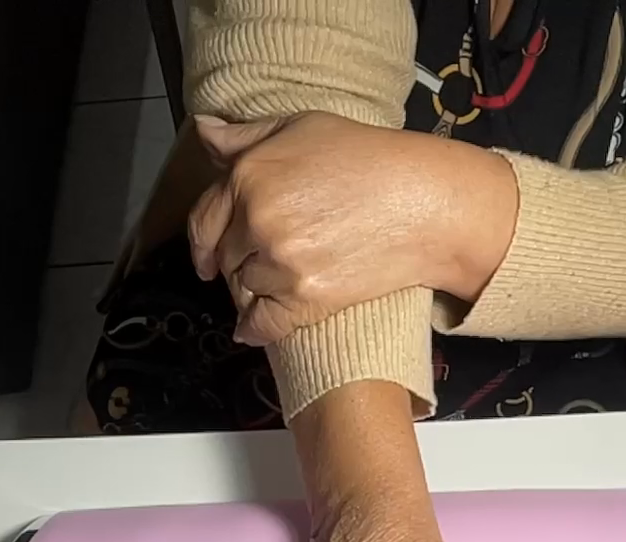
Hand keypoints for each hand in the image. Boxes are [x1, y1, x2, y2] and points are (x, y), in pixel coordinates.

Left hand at [188, 111, 516, 345]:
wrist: (422, 203)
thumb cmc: (366, 158)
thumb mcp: (302, 128)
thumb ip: (246, 137)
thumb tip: (203, 135)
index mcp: (249, 178)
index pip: (204, 222)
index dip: (205, 244)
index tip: (207, 261)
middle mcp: (257, 222)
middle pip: (226, 259)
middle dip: (238, 263)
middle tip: (261, 265)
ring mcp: (279, 264)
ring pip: (245, 290)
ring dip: (256, 291)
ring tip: (282, 282)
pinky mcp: (303, 301)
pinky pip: (260, 326)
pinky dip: (253, 330)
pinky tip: (251, 330)